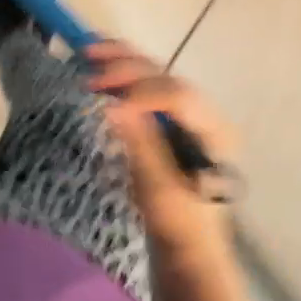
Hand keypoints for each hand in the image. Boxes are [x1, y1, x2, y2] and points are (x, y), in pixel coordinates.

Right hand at [86, 41, 236, 258]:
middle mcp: (205, 116)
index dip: (139, 89)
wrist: (188, 250)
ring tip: (88, 50)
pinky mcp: (170, 121)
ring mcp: (189, 117)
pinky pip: (147, 85)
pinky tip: (99, 66)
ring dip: (121, 61)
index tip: (100, 95)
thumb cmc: (179, 224)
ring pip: (156, 74)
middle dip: (125, 66)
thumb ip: (141, 144)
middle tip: (86, 61)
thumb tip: (114, 105)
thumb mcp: (159, 189)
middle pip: (165, 76)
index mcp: (213, 132)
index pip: (176, 95)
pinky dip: (122, 72)